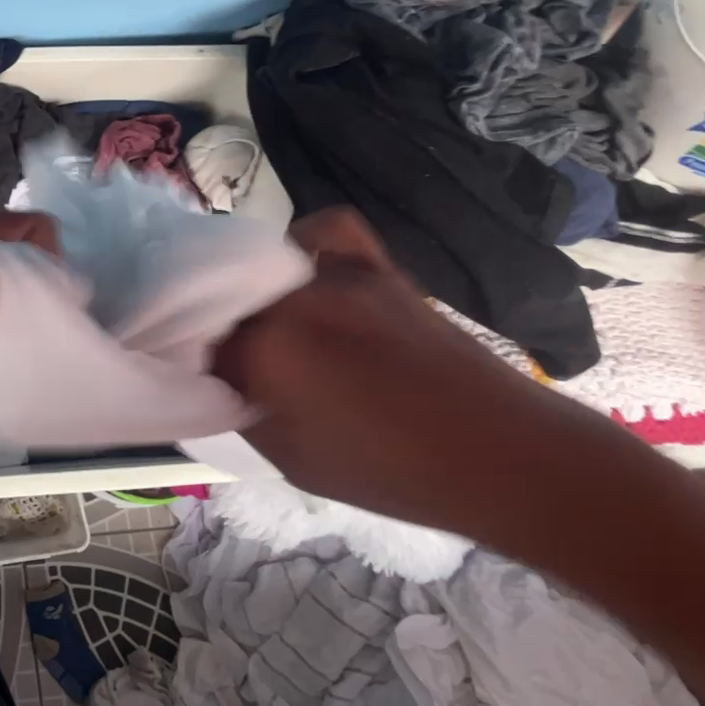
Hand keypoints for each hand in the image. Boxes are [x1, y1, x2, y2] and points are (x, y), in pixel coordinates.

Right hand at [214, 207, 617, 533]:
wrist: (511, 459)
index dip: (194, 360)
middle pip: (221, 298)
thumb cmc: (397, 474)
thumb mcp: (293, 461)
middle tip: (235, 360)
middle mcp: (293, 300)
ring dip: (248, 289)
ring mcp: (338, 276)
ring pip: (259, 263)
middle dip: (219, 327)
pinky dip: (304, 241)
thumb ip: (239, 410)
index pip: (196, 340)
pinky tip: (303, 271)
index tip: (204, 380)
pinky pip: (326, 230)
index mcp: (267, 352)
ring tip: (263, 321)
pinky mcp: (377, 268)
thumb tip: (215, 378)